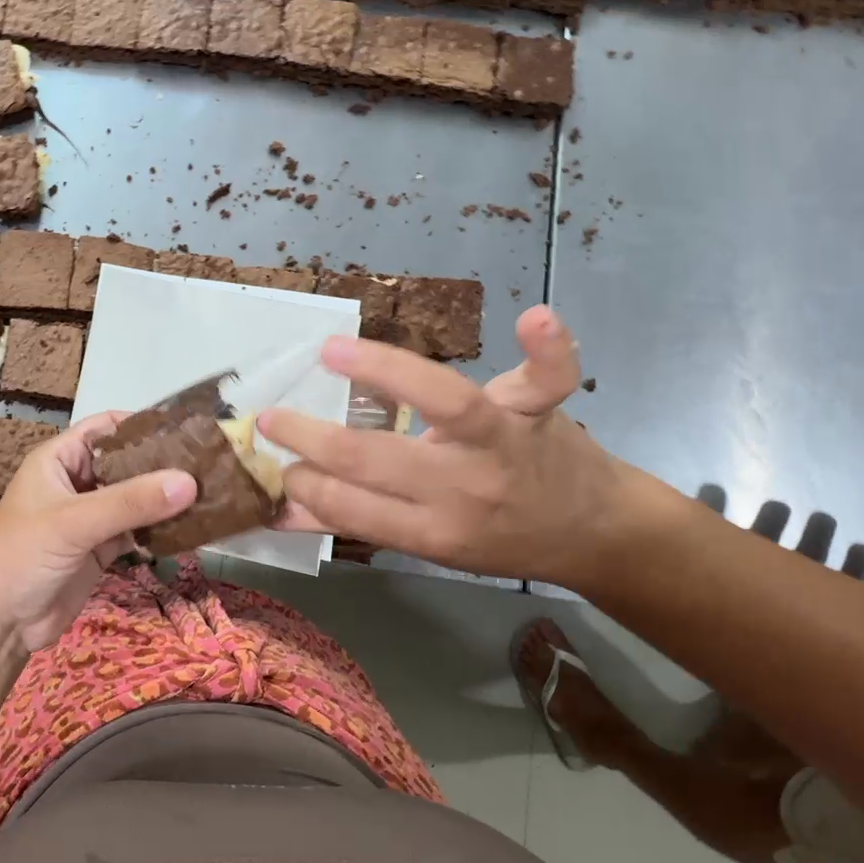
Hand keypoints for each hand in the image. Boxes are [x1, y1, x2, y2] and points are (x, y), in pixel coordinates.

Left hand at [0, 412, 195, 653]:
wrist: (0, 623)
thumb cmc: (22, 557)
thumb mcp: (73, 523)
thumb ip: (130, 502)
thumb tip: (189, 481)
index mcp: (58, 460)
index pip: (104, 428)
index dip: (142, 425)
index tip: (188, 429)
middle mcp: (75, 482)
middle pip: (126, 464)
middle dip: (163, 464)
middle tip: (212, 464)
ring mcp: (89, 517)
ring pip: (135, 499)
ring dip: (166, 500)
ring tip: (214, 493)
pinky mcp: (100, 550)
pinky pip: (137, 532)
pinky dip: (161, 531)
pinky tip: (194, 529)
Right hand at [275, 306, 584, 532]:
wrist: (594, 532)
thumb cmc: (496, 539)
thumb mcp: (425, 545)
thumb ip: (351, 522)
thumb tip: (276, 512)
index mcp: (432, 530)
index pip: (350, 507)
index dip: (305, 485)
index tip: (277, 465)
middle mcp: (463, 488)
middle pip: (376, 458)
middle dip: (311, 438)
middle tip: (270, 418)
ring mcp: (503, 444)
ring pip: (445, 403)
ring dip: (385, 372)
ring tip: (332, 351)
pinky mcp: (538, 411)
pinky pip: (550, 378)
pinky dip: (549, 348)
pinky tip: (534, 316)